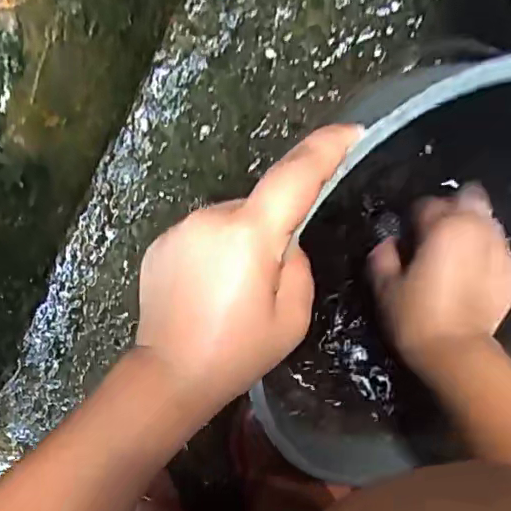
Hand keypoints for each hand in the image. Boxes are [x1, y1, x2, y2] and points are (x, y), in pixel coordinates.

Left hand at [134, 125, 363, 414]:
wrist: (169, 376)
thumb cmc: (234, 355)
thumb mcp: (291, 319)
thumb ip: (299, 268)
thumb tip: (285, 245)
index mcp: (249, 233)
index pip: (296, 172)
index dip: (328, 148)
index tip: (351, 135)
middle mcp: (211, 217)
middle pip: (258, 207)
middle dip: (271, 234)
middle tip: (266, 287)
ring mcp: (179, 230)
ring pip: (227, 223)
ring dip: (238, 246)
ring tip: (230, 297)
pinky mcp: (159, 246)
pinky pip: (200, 239)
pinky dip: (211, 257)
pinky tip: (204, 296)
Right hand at [369, 183, 510, 377]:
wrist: (455, 352)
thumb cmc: (415, 320)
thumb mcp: (385, 290)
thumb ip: (382, 258)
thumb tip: (387, 244)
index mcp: (444, 226)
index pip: (426, 205)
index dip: (413, 221)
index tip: (407, 241)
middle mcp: (477, 227)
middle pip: (468, 198)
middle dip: (451, 211)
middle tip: (435, 239)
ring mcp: (500, 248)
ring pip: (486, 222)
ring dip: (470, 232)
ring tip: (455, 259)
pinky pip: (497, 250)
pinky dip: (484, 256)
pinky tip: (471, 279)